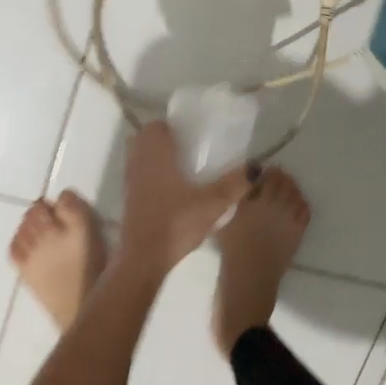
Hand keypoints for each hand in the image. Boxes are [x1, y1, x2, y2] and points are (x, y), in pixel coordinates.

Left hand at [120, 122, 253, 268]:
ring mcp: (130, 183)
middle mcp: (138, 163)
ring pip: (141, 159)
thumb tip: (256, 167)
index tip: (193, 134)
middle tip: (191, 151)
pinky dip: (154, 177)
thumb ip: (234, 184)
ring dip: (159, 160)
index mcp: (154, 155)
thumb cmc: (175, 224)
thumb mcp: (212, 204)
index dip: (172, 126)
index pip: (155, 126)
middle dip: (166, 141)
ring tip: (186, 170)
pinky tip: (175, 192)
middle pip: (146, 140)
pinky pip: (140, 177)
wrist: (144, 259)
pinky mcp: (129, 201)